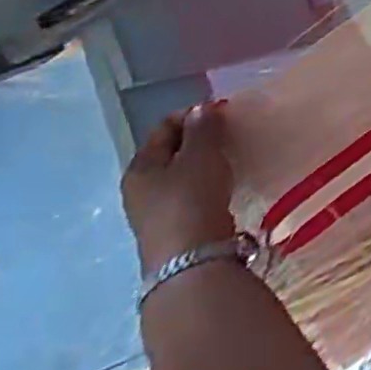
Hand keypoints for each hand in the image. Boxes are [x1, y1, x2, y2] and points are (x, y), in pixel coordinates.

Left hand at [122, 100, 236, 270]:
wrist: (192, 260)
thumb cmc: (192, 198)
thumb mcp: (201, 155)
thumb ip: (203, 128)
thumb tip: (201, 109)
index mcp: (140, 166)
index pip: (165, 126)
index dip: (193, 114)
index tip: (223, 111)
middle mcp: (140, 187)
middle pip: (171, 150)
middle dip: (199, 137)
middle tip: (229, 132)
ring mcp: (154, 209)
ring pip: (181, 172)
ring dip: (204, 160)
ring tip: (231, 156)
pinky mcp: (172, 226)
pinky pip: (190, 191)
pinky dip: (207, 181)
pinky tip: (225, 183)